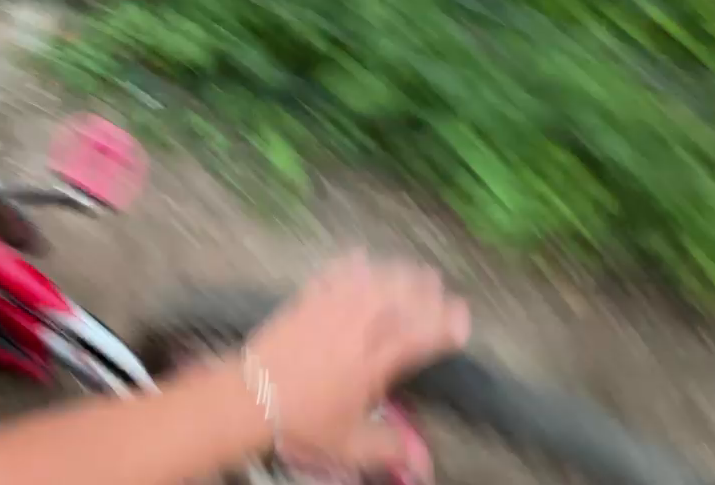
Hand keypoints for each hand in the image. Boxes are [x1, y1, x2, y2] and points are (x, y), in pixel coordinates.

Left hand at [244, 251, 470, 474]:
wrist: (253, 393)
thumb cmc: (303, 420)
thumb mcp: (350, 445)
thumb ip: (389, 447)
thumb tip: (420, 459)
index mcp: (369, 366)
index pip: (414, 339)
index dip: (441, 325)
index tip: (461, 314)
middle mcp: (350, 334)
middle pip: (390, 302)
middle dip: (417, 289)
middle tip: (437, 280)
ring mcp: (324, 314)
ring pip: (362, 284)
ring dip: (387, 272)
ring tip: (406, 266)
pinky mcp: (301, 304)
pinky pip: (327, 278)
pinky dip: (344, 265)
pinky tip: (357, 255)